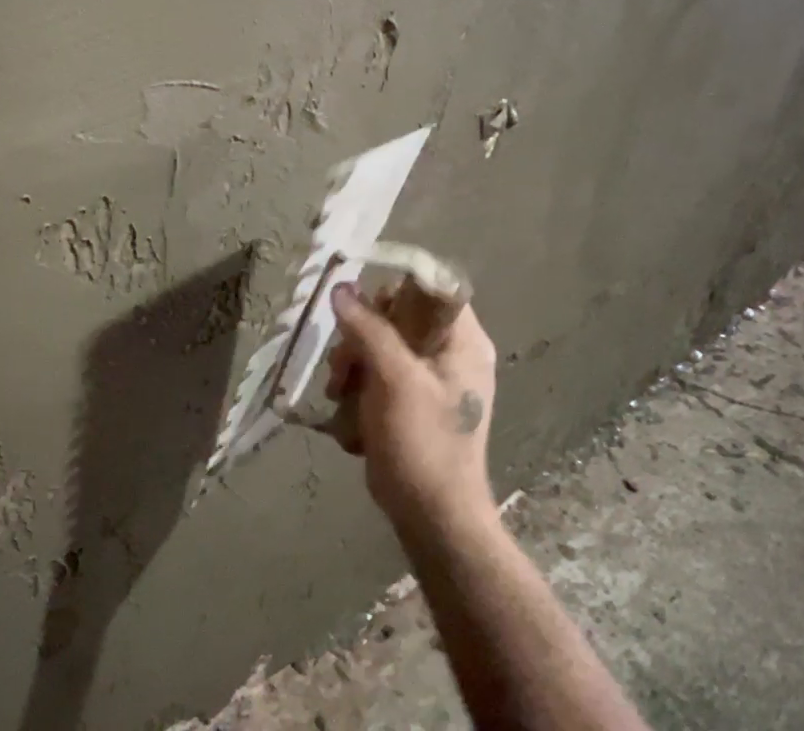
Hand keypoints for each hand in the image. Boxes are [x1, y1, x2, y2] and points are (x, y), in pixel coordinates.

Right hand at [326, 282, 498, 544]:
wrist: (431, 513)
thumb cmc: (422, 443)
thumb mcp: (394, 379)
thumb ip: (369, 329)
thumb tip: (341, 288)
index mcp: (464, 342)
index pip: (430, 291)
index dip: (392, 294)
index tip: (359, 313)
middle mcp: (451, 354)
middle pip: (396, 318)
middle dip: (361, 338)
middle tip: (345, 366)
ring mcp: (429, 380)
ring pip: (378, 346)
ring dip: (351, 365)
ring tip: (340, 394)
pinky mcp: (409, 402)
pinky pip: (375, 375)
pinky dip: (357, 388)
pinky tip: (347, 410)